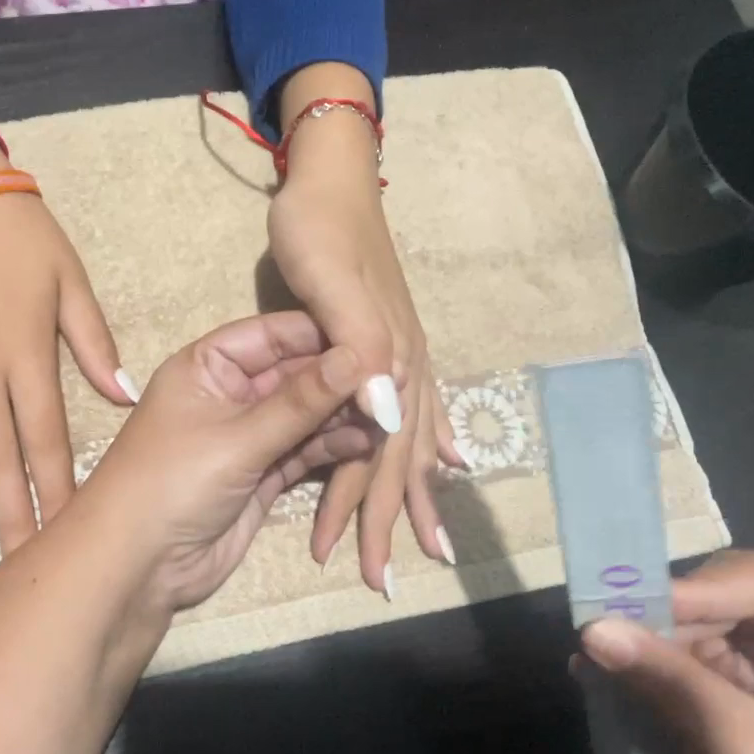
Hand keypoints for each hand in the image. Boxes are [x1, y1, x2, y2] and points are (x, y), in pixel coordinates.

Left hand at [77, 312, 376, 612]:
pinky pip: (305, 450)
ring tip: (387, 417)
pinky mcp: (262, 473)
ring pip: (305, 414)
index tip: (376, 339)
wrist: (138, 565)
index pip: (273, 334)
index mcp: (208, 365)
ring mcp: (247, 435)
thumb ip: (301, 400)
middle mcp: (230, 392)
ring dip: (342, 415)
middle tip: (393, 385)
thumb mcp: (238, 437)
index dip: (323, 335)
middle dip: (341, 380)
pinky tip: (366, 443)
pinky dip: (333, 448)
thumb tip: (361, 355)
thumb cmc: (174, 482)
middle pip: (295, 374)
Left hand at [265, 69, 459, 597]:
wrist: (328, 179)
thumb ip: (350, 349)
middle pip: (389, 450)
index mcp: (374, 355)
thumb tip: (385, 419)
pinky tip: (439, 465)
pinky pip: (399, 410)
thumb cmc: (315, 230)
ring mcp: (384, 359)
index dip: (370, 497)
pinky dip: (416, 445)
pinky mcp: (377, 349)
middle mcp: (388, 363)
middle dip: (390, 511)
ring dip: (405, 490)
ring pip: (396, 438)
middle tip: (390, 574)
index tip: (370, 559)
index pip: (373, 440)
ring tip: (422, 540)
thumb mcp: (325, 286)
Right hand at [579, 551, 753, 753]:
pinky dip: (636, 676)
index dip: (703, 585)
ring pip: (690, 642)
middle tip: (602, 625)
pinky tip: (595, 678)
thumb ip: (673, 682)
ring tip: (590, 652)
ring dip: (641, 645)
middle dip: (662, 615)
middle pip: (723, 607)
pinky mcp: (726, 726)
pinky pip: (673, 681)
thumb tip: (589, 627)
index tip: (635, 603)